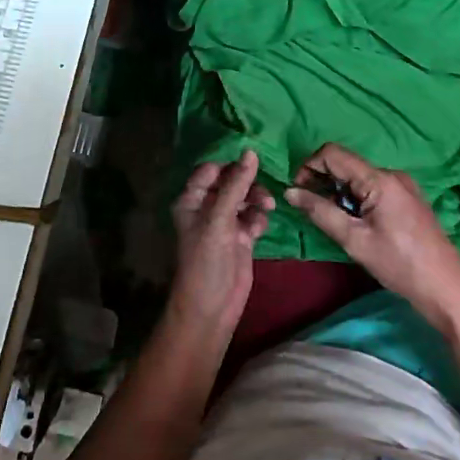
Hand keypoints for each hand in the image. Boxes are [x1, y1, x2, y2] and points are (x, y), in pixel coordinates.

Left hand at [167, 149, 273, 335]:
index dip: (231, 164)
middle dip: (248, 182)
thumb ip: (236, 185)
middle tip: (262, 190)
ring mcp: (225, 222)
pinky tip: (260, 227)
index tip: (253, 159)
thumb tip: (251, 152)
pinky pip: (254, 216)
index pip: (211, 169)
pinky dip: (259, 217)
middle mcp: (207, 207)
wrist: (212, 307)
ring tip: (267, 207)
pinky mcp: (241, 237)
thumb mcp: (219, 219)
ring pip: (246, 197)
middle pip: (231, 181)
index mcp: (192, 199)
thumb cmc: (206, 260)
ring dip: (257, 198)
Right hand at [284, 143, 459, 326]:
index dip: (309, 166)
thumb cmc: (398, 264)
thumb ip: (320, 212)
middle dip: (323, 180)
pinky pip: (373, 187)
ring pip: (358, 177)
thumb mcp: (354, 240)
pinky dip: (356, 198)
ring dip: (339, 192)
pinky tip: (356, 223)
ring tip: (335, 222)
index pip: (333, 153)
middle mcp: (392, 174)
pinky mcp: (407, 198)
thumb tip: (290, 192)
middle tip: (312, 210)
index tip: (298, 192)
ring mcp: (402, 185)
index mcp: (379, 179)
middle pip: (346, 163)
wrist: (446, 287)